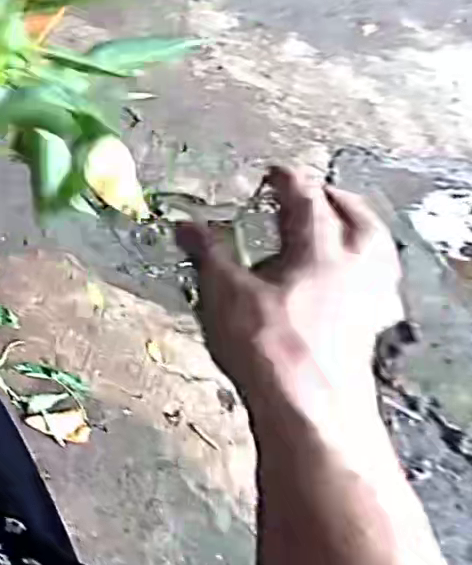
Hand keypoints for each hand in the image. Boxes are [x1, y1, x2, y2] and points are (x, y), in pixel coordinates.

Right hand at [177, 167, 402, 431]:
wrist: (306, 395)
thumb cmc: (260, 336)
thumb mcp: (221, 288)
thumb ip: (208, 251)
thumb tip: (186, 223)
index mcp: (320, 255)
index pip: (308, 208)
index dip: (292, 185)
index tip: (279, 169)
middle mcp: (356, 269)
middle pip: (359, 224)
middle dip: (338, 201)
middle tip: (316, 188)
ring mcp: (370, 296)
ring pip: (377, 249)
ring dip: (360, 228)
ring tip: (340, 221)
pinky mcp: (371, 320)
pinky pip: (376, 277)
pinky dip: (364, 261)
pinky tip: (352, 271)